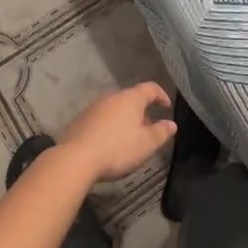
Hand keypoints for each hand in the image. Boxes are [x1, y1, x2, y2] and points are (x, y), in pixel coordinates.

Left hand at [58, 82, 177, 182]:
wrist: (75, 159)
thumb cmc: (117, 149)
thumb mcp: (146, 144)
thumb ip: (161, 132)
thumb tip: (171, 124)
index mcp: (131, 98)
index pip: (150, 88)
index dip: (161, 95)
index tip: (167, 108)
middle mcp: (112, 97)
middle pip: (131, 99)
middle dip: (142, 113)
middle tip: (147, 131)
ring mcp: (93, 107)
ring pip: (115, 110)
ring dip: (124, 121)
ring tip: (128, 140)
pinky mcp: (80, 120)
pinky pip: (100, 119)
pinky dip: (108, 127)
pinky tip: (107, 145)